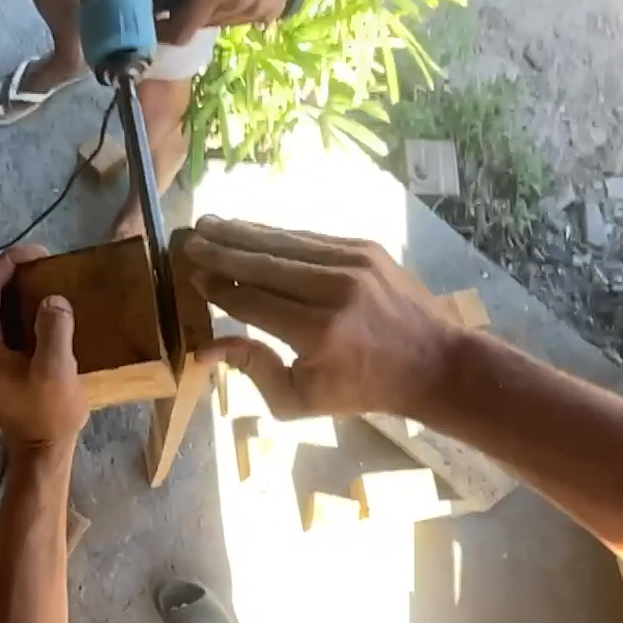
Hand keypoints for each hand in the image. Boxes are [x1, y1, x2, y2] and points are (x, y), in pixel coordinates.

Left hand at [0, 246, 89, 451]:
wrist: (43, 450)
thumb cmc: (46, 414)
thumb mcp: (55, 370)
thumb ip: (53, 330)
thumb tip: (54, 299)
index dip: (9, 263)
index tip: (40, 252)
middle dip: (16, 271)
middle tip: (50, 261)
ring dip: (23, 288)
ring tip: (53, 276)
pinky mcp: (1, 359)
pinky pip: (9, 321)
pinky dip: (27, 306)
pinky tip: (51, 303)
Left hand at [155, 0, 332, 43]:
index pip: (182, 31)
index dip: (164, 31)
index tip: (157, 21)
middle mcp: (239, 5)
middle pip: (201, 24)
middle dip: (190, 12)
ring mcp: (260, 9)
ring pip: (224, 22)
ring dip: (215, 10)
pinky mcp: (276, 7)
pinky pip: (246, 17)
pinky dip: (237, 7)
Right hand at [184, 218, 464, 418]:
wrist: (432, 362)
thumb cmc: (358, 389)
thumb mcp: (299, 399)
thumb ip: (253, 369)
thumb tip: (206, 348)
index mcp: (317, 332)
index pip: (252, 302)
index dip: (219, 288)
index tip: (192, 276)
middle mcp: (334, 290)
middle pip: (263, 264)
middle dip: (221, 250)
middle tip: (189, 239)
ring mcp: (353, 263)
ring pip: (284, 243)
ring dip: (242, 232)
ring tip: (208, 223)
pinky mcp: (365, 248)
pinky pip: (308, 238)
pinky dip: (275, 234)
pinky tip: (249, 229)